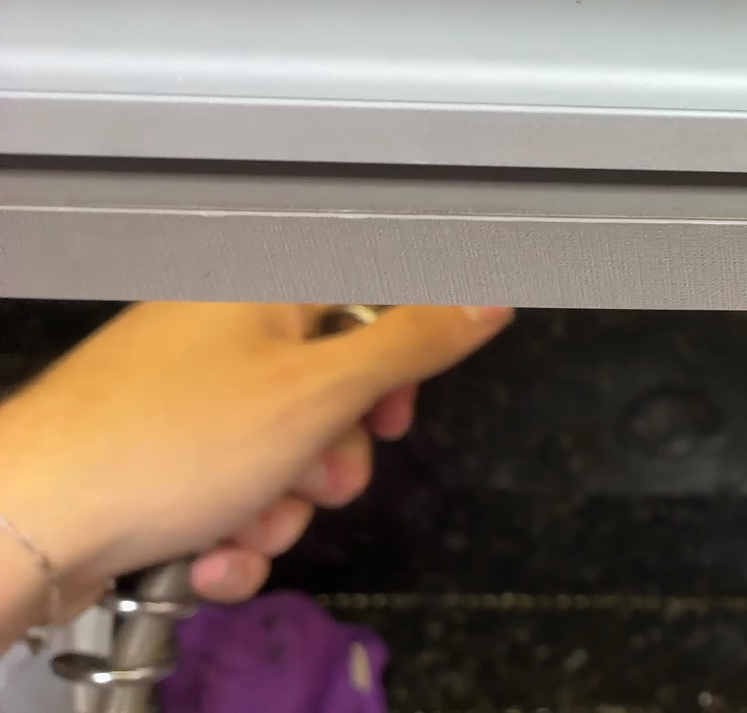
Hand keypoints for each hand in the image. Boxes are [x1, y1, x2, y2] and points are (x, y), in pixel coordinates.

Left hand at [0, 302, 511, 613]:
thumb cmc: (172, 445)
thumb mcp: (325, 389)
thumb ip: (420, 341)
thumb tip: (494, 298)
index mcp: (264, 299)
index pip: (372, 308)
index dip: (399, 366)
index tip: (396, 415)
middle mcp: (221, 339)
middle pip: (331, 386)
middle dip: (339, 453)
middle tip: (326, 481)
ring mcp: (177, 400)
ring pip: (283, 445)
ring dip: (289, 500)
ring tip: (256, 528)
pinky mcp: (146, 457)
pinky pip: (228, 479)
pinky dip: (237, 522)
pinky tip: (218, 554)